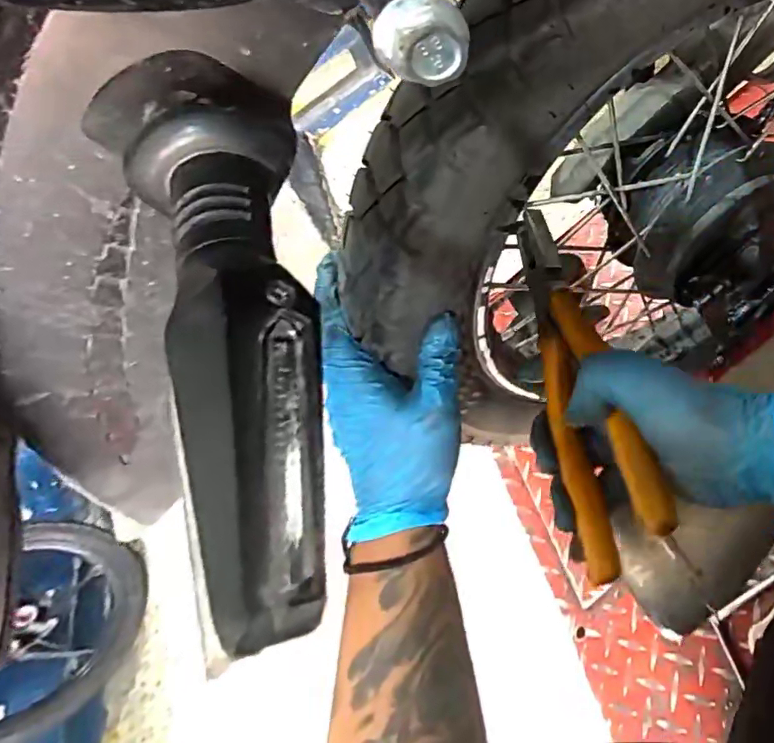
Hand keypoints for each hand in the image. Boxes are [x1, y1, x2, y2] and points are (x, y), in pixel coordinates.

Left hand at [316, 256, 460, 543]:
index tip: (331, 260)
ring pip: (346, 351)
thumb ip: (437, 359)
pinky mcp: (359, 413)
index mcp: (350, 378)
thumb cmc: (412, 458)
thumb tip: (442, 318)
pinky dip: (366, 345)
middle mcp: (341, 386)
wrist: (401, 512)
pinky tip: (391, 340)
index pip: (333, 322)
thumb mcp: (433, 404)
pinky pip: (357, 368)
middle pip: (336, 333)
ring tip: (379, 295)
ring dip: (356, 323)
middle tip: (363, 268)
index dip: (331, 289)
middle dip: (344, 300)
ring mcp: (347, 402)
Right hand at [564, 349, 773, 512]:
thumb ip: (592, 382)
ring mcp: (627, 454)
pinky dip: (590, 521)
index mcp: (610, 387)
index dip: (548, 421)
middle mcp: (613, 417)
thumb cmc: (683, 414)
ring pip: (582, 473)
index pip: (563, 398)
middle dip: (553, 464)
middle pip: (567, 440)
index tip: (546, 447)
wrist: (740, 454)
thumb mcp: (634, 381)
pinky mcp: (641, 487)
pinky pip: (606, 501)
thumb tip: (567, 414)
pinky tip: (582, 546)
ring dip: (567, 497)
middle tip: (556, 488)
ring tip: (569, 525)